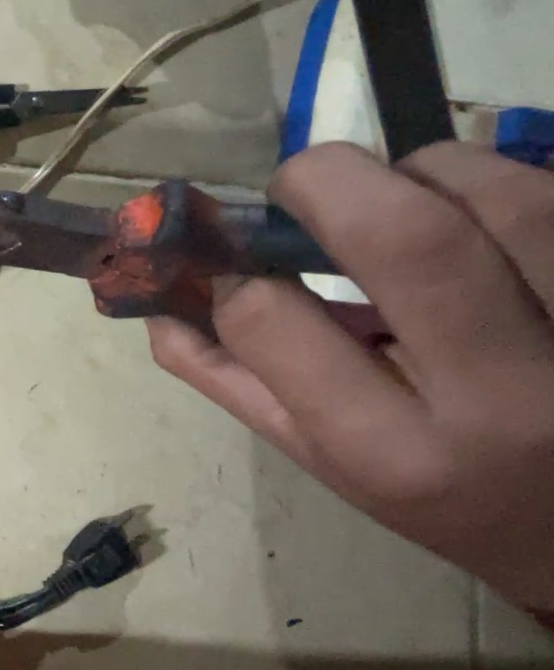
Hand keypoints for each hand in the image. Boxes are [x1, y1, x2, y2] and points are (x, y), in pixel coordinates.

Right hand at [149, 142, 553, 615]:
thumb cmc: (447, 497)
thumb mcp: (326, 459)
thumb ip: (235, 382)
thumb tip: (161, 306)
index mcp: (389, 448)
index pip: (271, 320)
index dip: (234, 277)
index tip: (235, 270)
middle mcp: (506, 396)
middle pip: (408, 235)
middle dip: (326, 181)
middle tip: (298, 185)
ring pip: (507, 192)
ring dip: (429, 172)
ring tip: (403, 198)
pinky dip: (502, 187)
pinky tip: (481, 220)